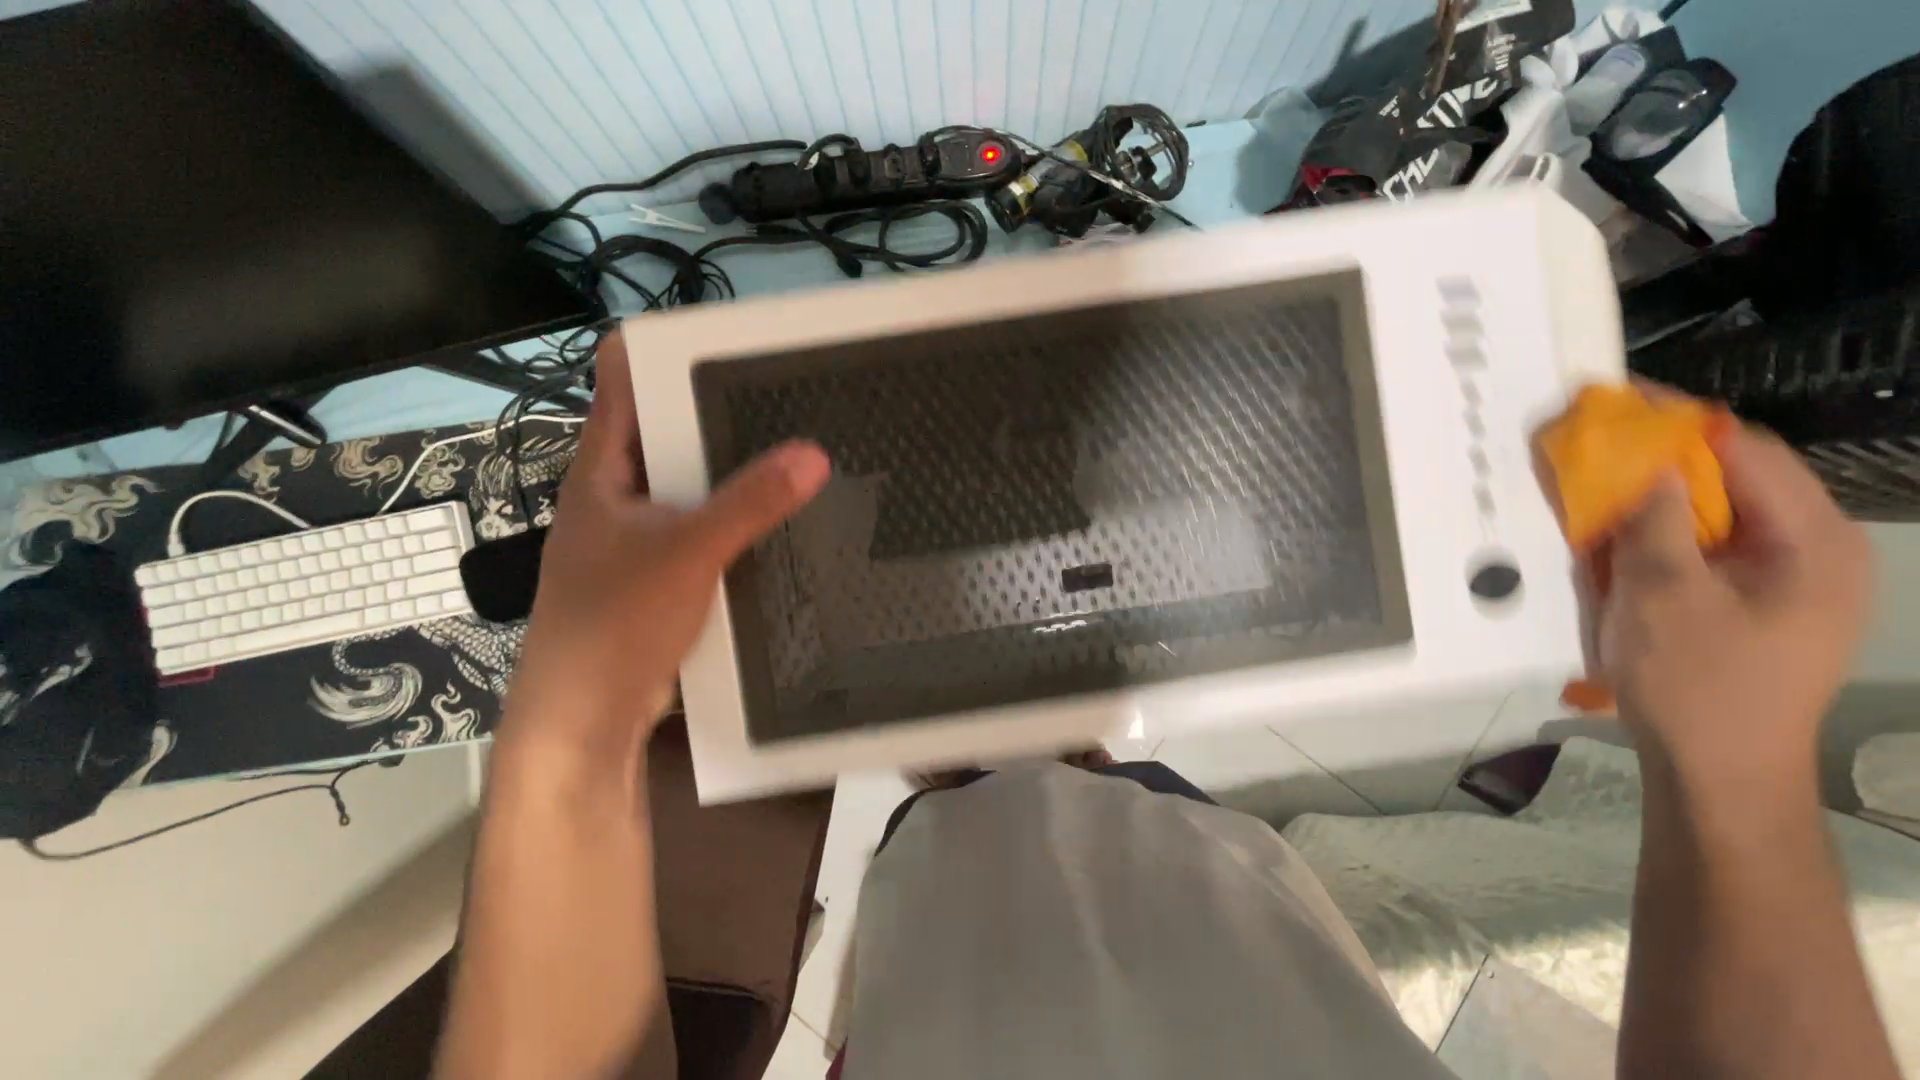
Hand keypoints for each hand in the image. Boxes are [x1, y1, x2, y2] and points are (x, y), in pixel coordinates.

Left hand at [498, 327, 829, 759]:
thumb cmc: (614, 622)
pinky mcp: (656, 577)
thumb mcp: (687, 551)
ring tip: (792, 449)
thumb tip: (814, 454)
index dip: (665, 352)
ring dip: (729, 475)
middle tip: (785, 392)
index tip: (728, 338)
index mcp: (601, 471)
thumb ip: (751, 503)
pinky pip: (699, 533)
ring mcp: (634, 539)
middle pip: (666, 435)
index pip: (624, 385)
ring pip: (687, 488)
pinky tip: (774, 522)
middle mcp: (614, 496)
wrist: (585, 718)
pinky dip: (731, 523)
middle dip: (718, 416)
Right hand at [1599, 421, 1871, 779]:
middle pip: (1731, 480)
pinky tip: (1614, 549)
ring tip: (1592, 496)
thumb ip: (1654, 517)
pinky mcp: (1752, 607)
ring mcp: (1784, 583)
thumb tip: (1641, 456)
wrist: (1719, 777)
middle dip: (1657, 463)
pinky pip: (1702, 553)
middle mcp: (1809, 552)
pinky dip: (1656, 541)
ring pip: (1711, 516)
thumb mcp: (1663, 593)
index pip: (1745, 451)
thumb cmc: (1698, 683)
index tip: (1613, 403)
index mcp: (1811, 542)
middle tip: (1592, 450)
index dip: (1676, 422)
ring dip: (1650, 503)